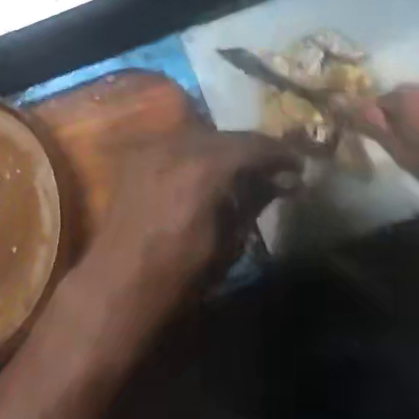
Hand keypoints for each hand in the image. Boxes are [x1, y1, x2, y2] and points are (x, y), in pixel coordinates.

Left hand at [75, 131, 300, 334]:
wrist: (118, 283)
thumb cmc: (180, 274)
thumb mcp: (229, 241)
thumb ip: (255, 199)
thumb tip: (286, 178)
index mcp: (203, 166)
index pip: (251, 144)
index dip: (279, 153)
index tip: (300, 166)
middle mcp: (175, 145)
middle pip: (224, 136)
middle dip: (252, 149)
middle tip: (276, 170)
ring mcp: (151, 147)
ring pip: (198, 135)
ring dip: (223, 148)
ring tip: (243, 171)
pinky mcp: (136, 156)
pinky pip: (175, 143)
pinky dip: (196, 152)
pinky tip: (206, 172)